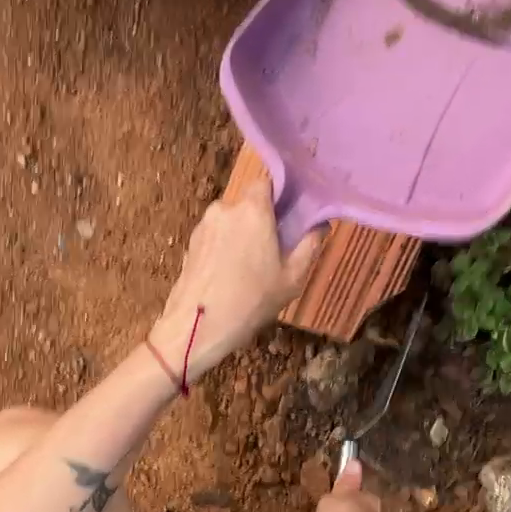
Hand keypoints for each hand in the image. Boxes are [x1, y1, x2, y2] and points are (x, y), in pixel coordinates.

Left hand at [147, 179, 322, 387]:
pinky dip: (222, 250)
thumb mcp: (291, 279)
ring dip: (239, 237)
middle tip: (270, 250)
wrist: (196, 328)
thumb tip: (321, 225)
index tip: (287, 218)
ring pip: (229, 222)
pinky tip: (227, 276)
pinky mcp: (189, 245)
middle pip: (247, 204)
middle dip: (259, 221)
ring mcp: (203, 226)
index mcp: (252, 209)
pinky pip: (213, 238)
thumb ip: (309, 246)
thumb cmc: (249, 302)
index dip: (278, 197)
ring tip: (247, 269)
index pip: (267, 182)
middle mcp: (224, 208)